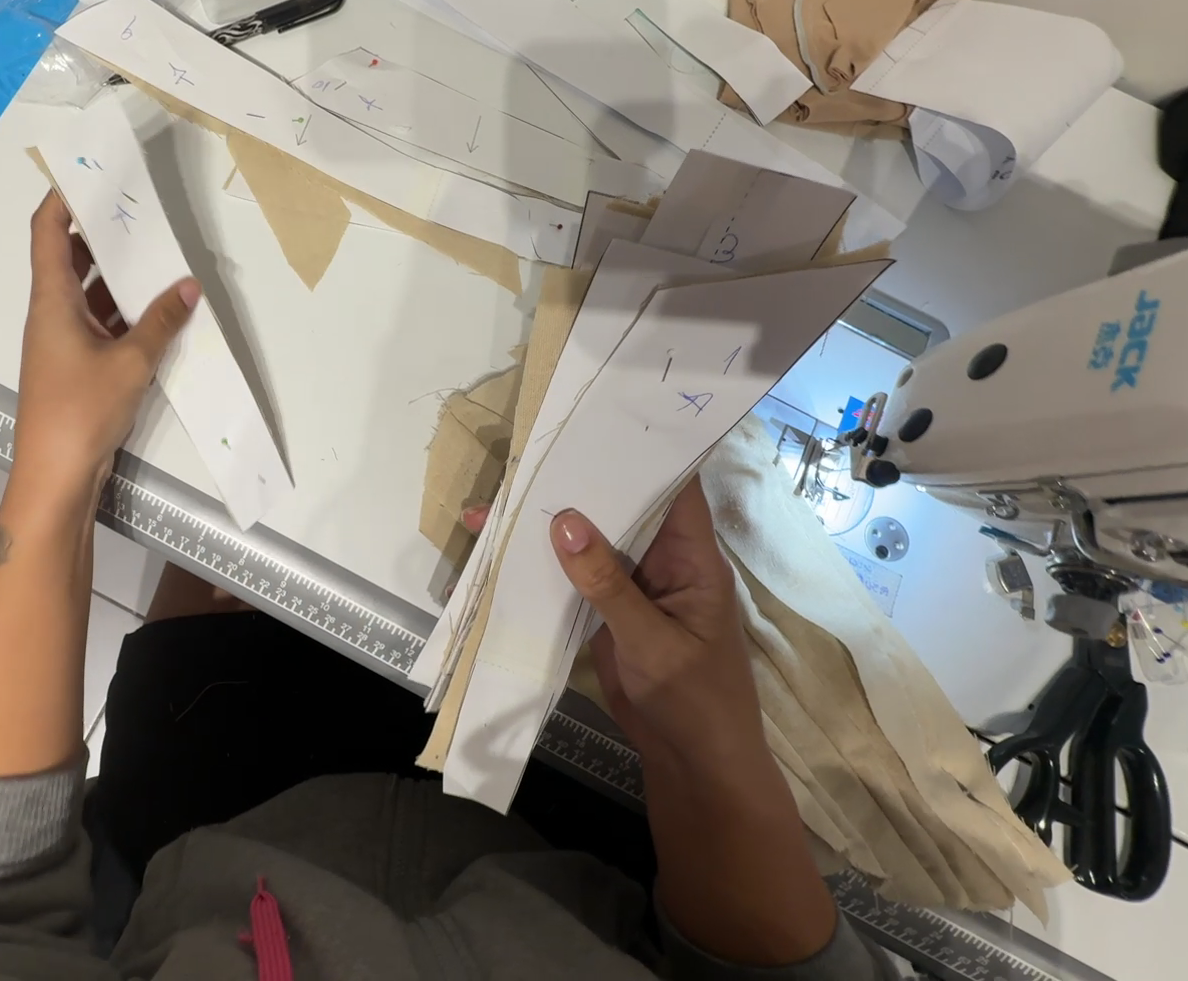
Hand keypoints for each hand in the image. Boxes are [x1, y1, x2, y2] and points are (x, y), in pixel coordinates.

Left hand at [15, 191, 199, 495]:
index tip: (90, 175)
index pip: (46, 231)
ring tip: (157, 257)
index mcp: (51, 300)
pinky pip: (98, 325)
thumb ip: (161, 322)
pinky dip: (123, 314)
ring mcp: (62, 342)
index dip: (62, 198)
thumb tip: (189, 286)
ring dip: (116, 278)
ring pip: (87, 294)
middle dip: (100, 235)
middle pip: (68, 259)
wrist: (56, 473)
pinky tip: (157, 312)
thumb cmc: (81, 409)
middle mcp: (51, 314)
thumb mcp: (130, 362)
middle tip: (138, 214)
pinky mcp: (76, 367)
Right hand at [462, 483, 763, 772]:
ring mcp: (628, 585)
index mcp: (690, 557)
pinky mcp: (604, 609)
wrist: (690, 762)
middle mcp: (659, 560)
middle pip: (617, 509)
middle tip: (523, 459)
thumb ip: (608, 583)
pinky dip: (540, 564)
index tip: (598, 425)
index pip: (672, 489)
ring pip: (587, 541)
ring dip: (546, 526)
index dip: (643, 453)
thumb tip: (563, 522)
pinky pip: (571, 576)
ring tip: (492, 506)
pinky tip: (502, 553)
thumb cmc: (695, 701)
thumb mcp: (653, 641)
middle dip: (574, 485)